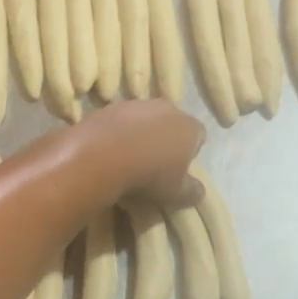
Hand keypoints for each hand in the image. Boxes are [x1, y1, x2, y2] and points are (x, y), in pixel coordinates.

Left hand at [73, 100, 205, 206]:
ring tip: (128, 159)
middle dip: (165, 140)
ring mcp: (136, 104)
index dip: (190, 153)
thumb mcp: (176, 194)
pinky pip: (119, 121)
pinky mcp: (109, 107)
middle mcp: (166, 108)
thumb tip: (199, 190)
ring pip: (144, 119)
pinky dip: (117, 133)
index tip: (178, 169)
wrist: (99, 157)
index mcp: (188, 127)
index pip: (199, 136)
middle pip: (171, 123)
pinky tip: (107, 153)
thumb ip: (192, 191)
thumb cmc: (148, 176)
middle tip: (154, 164)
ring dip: (140, 134)